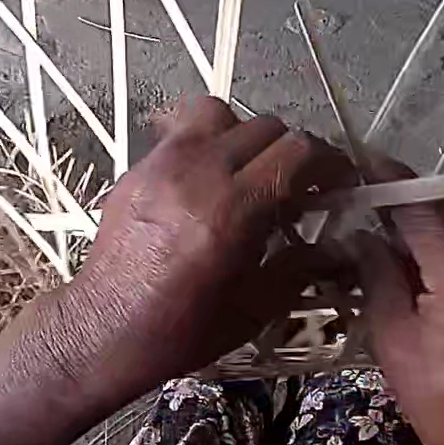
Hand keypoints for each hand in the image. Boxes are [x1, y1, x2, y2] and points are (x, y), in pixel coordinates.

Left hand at [30, 96, 354, 407]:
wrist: (103, 331)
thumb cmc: (180, 330)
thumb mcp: (253, 309)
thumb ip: (302, 266)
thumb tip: (341, 246)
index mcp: (232, 212)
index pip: (298, 152)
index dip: (330, 162)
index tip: (339, 184)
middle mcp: (198, 173)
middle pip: (267, 127)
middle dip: (295, 153)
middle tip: (299, 189)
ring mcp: (162, 164)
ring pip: (221, 113)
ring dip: (248, 137)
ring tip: (250, 174)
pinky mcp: (138, 167)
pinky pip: (182, 130)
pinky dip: (209, 142)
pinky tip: (209, 180)